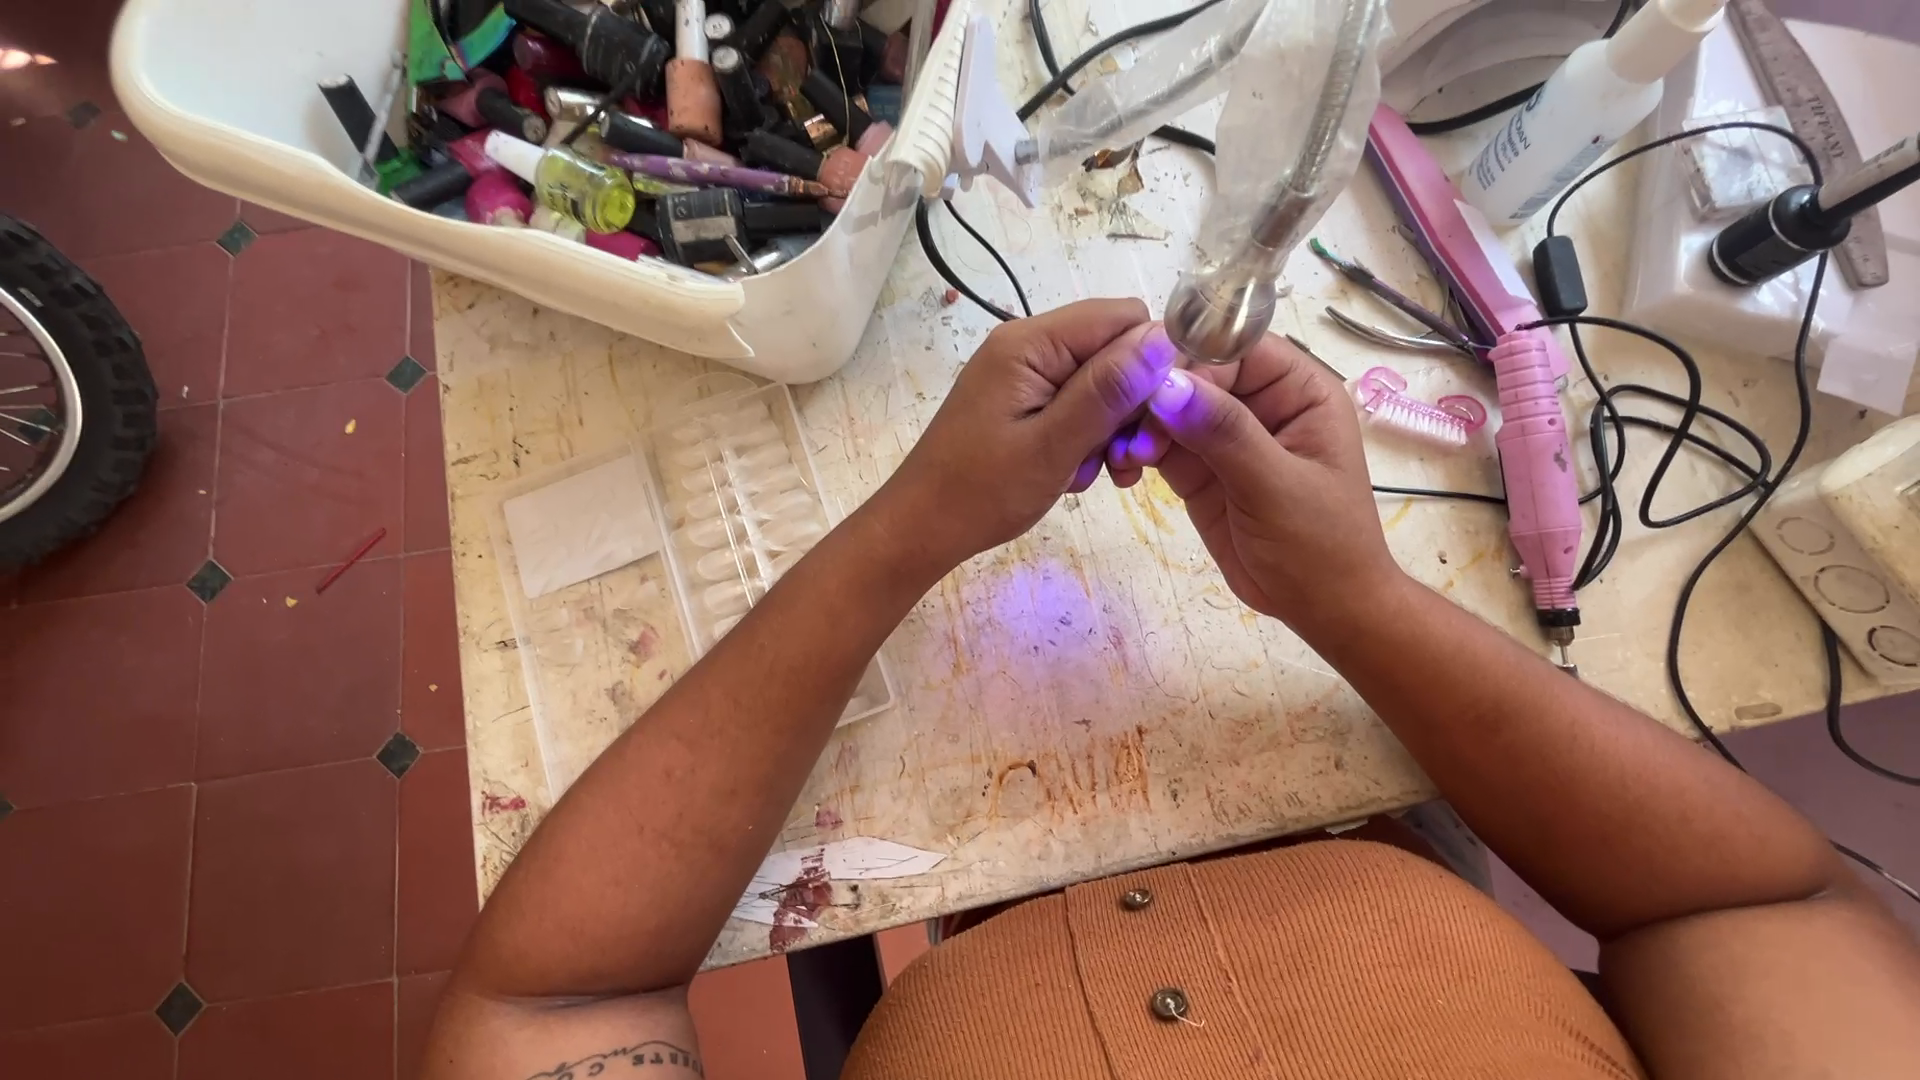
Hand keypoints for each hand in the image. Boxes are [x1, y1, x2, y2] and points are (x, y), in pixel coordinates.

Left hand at [877, 298, 1173, 570]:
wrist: (923, 528)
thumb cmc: (981, 492)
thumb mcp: (1053, 445)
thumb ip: (1108, 391)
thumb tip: (1164, 339)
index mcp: (1031, 343)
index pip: (1124, 319)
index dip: (1152, 364)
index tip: (1158, 420)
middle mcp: (1028, 346)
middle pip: (1114, 352)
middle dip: (1131, 405)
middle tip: (1125, 461)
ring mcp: (1023, 375)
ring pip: (1100, 384)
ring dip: (1111, 430)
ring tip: (1098, 475)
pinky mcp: (1022, 402)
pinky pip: (1075, 406)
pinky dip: (1088, 439)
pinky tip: (1079, 474)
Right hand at [1145, 333, 1405, 627]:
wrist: (1318, 606)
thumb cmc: (1318, 545)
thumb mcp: (1275, 485)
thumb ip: (1224, 433)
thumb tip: (1166, 385)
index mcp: (1297, 392)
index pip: (1238, 350)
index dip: (1192, 360)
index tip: (1149, 386)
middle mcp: (1259, 405)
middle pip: (1195, 374)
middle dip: (1157, 395)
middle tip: (1125, 426)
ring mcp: (1225, 438)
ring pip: (1170, 408)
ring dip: (1140, 425)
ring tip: (1122, 457)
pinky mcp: (1199, 470)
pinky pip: (1159, 444)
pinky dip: (1136, 451)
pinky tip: (1122, 467)